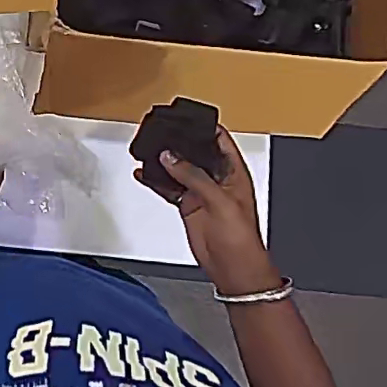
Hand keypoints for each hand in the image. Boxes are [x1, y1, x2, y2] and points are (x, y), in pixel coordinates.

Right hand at [137, 129, 277, 294]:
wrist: (233, 267)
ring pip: (179, 169)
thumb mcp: (220, 200)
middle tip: (161, 133)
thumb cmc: (242, 238)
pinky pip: (169, 188)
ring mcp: (201, 192)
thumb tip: (172, 157)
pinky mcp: (188, 205)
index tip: (187, 119)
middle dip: (179, 142)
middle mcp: (217, 179)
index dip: (204, 128)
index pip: (220, 140)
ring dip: (164, 161)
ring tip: (148, 150)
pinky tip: (144, 173)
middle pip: (196, 152)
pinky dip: (156, 181)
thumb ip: (194, 176)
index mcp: (234, 172)